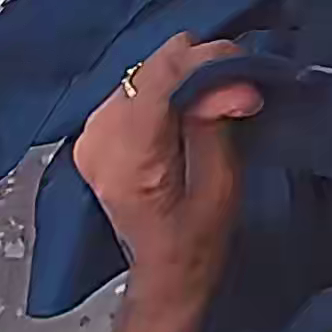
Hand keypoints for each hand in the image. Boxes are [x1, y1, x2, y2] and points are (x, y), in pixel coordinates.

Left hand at [74, 32, 261, 307]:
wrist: (165, 272)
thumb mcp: (222, 184)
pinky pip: (139, 82)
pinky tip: (187, 106)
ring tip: (213, 98)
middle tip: (233, 86)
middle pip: (153, 65)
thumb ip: (219, 123)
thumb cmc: (197, 238)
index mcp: (128, 158)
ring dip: (185, 74)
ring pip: (147, 67)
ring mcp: (91, 131)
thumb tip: (234, 80)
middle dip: (199, 66)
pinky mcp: (95, 128)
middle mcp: (98, 137)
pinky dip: (169, 84)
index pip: (161, 77)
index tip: (241, 61)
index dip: (207, 59)